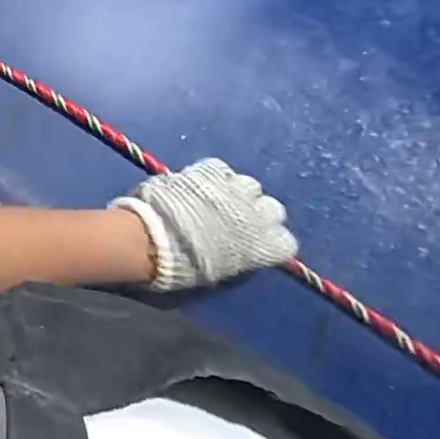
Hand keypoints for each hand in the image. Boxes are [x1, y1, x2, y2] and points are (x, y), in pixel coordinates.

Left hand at [111, 158, 295, 291]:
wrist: (154, 238)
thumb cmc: (185, 264)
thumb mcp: (222, 270)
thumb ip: (238, 256)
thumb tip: (237, 249)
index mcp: (269, 246)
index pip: (284, 240)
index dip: (265, 238)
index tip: (249, 240)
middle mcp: (261, 215)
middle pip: (271, 208)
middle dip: (253, 211)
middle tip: (230, 217)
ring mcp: (235, 190)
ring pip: (247, 185)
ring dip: (233, 191)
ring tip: (211, 197)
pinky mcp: (208, 171)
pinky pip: (218, 168)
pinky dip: (210, 174)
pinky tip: (195, 181)